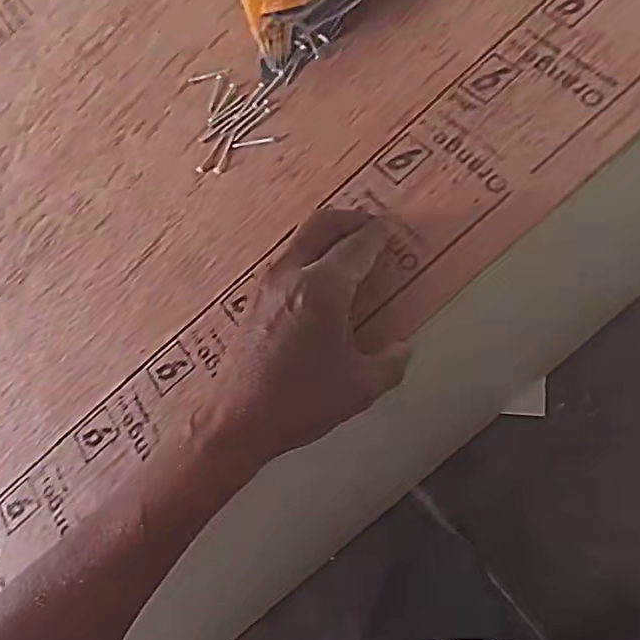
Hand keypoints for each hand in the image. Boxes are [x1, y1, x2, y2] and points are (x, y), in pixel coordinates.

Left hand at [207, 209, 410, 463]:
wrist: (238, 419)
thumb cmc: (299, 403)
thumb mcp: (360, 387)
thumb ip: (390, 362)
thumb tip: (401, 349)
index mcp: (322, 289)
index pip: (358, 246)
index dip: (379, 235)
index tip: (391, 230)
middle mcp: (291, 277)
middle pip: (323, 224)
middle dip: (352, 219)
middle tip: (372, 227)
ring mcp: (266, 286)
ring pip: (300, 239)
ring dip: (327, 236)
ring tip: (348, 250)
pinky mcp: (253, 301)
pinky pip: (286, 261)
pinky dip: (308, 255)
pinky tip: (319, 280)